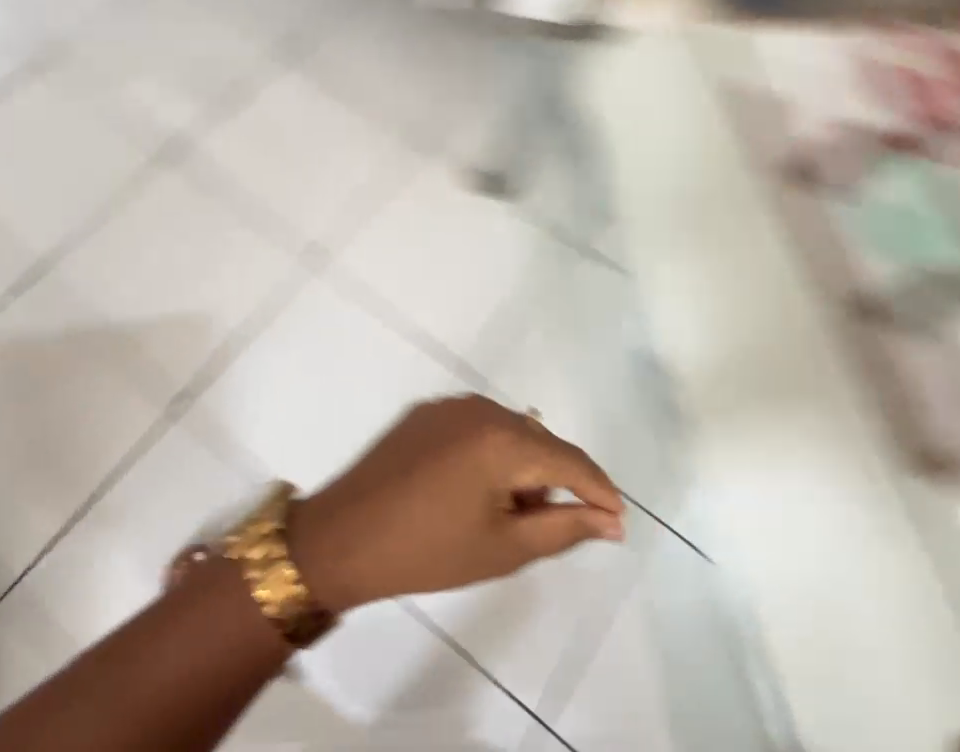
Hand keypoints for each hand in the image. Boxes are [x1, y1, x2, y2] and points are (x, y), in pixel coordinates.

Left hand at [285, 394, 625, 612]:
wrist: (342, 537)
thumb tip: (611, 520)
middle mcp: (479, 409)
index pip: (571, 461)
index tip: (617, 521)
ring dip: (524, 466)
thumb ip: (566, 527)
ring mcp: (446, 407)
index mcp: (503, 440)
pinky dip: (492, 453)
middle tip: (556, 525)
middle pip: (541, 442)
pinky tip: (479, 489)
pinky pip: (477, 426)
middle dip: (559, 481)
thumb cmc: (428, 551)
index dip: (599, 491)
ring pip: (509, 431)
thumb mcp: (505, 548)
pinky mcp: (422, 414)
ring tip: (511, 512)